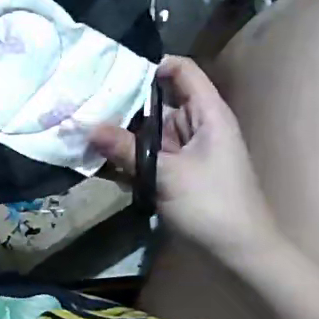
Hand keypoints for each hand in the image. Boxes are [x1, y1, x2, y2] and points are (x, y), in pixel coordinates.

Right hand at [90, 56, 276, 256]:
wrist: (238, 253)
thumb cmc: (213, 205)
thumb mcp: (166, 175)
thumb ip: (126, 150)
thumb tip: (87, 127)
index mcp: (207, 114)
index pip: (182, 72)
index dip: (152, 65)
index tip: (113, 71)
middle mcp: (194, 127)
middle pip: (156, 102)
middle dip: (123, 104)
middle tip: (83, 103)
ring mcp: (183, 152)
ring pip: (146, 132)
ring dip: (119, 135)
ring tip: (80, 130)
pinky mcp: (172, 174)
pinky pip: (144, 157)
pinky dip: (125, 158)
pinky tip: (95, 161)